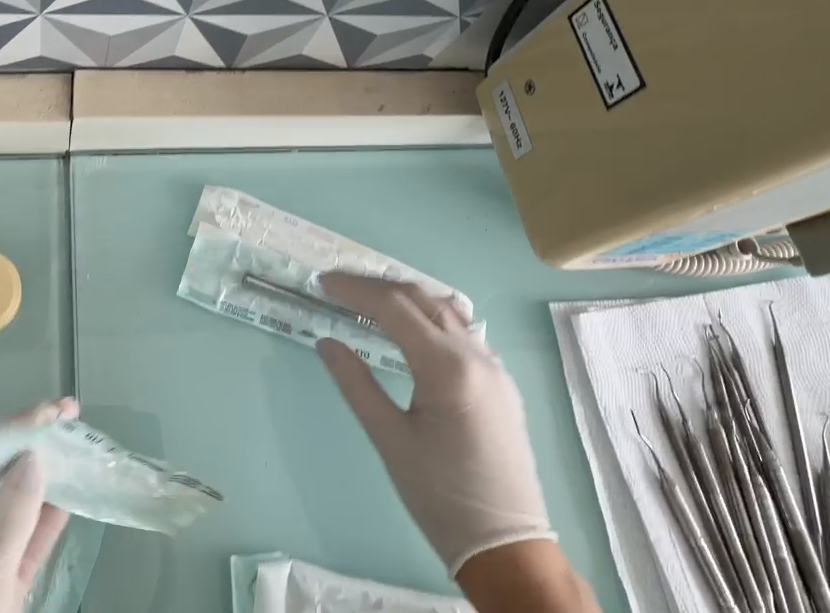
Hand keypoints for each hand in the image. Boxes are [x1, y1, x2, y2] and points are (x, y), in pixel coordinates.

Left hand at [0, 398, 75, 612]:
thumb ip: (9, 524)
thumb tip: (31, 458)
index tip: (38, 413)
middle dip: (25, 449)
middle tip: (64, 414)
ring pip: (14, 514)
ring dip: (44, 477)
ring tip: (75, 439)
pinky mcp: (6, 599)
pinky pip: (28, 548)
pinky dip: (50, 520)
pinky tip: (72, 491)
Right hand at [315, 274, 553, 572]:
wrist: (507, 546)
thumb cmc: (441, 497)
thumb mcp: (390, 440)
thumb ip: (356, 384)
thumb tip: (326, 342)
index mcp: (448, 367)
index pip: (394, 306)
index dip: (354, 289)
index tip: (321, 283)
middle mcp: (476, 355)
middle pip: (421, 298)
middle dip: (377, 286)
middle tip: (337, 285)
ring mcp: (494, 367)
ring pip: (446, 310)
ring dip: (405, 297)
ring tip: (367, 299)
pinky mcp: (501, 383)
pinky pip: (463, 331)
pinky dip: (429, 316)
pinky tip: (411, 330)